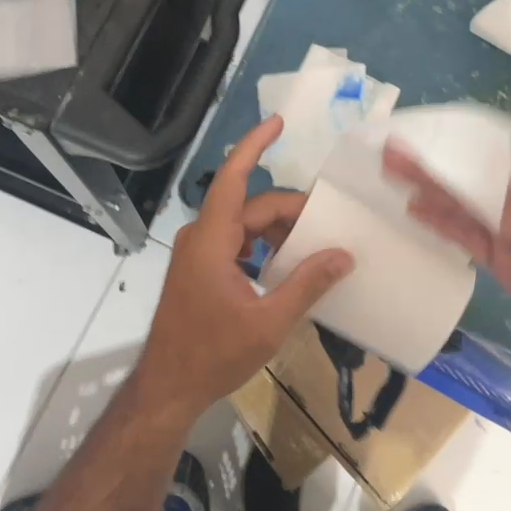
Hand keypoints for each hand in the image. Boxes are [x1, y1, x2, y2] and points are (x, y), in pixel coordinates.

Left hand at [134, 116, 354, 420]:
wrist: (167, 387)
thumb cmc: (212, 354)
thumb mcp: (268, 322)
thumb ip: (306, 284)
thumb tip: (343, 254)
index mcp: (212, 239)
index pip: (234, 178)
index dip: (254, 146)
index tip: (277, 122)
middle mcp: (202, 236)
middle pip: (250, 206)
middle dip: (290, 210)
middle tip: (330, 224)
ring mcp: (198, 252)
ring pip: (244, 225)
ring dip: (277, 231)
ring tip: (313, 247)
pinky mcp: (200, 269)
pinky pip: (236, 243)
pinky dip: (262, 247)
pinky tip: (286, 266)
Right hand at [383, 148, 510, 381]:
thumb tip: (471, 191)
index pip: (504, 167)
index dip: (463, 157)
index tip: (423, 145)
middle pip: (482, 187)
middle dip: (440, 173)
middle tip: (393, 156)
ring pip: (473, 214)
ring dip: (436, 197)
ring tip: (394, 176)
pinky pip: (476, 242)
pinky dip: (448, 227)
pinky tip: (419, 212)